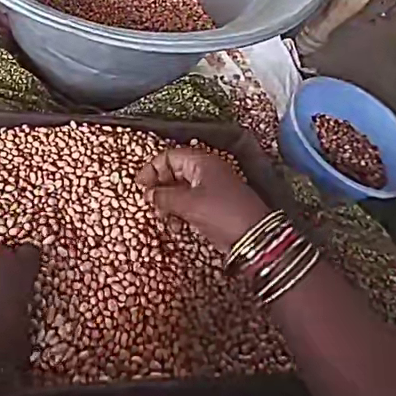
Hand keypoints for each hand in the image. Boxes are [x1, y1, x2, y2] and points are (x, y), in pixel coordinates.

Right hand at [136, 147, 271, 253]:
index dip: (152, 170)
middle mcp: (205, 171)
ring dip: (168, 203)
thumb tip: (149, 194)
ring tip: (164, 218)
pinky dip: (179, 212)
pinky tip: (177, 226)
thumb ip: (163, 197)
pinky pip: (189, 203)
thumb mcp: (188, 204)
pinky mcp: (213, 205)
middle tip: (151, 204)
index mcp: (201, 162)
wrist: (254, 238)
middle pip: (173, 173)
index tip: (140, 185)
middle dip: (159, 189)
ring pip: (179, 190)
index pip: (168, 157)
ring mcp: (210, 188)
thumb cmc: (222, 213)